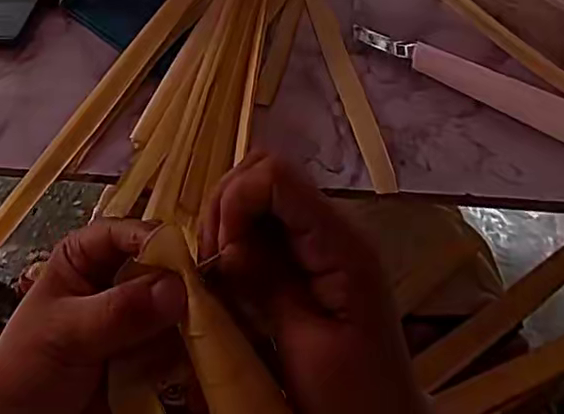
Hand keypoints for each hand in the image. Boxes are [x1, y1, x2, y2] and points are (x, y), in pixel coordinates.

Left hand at [0, 218, 187, 413]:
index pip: (127, 231)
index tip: (177, 260)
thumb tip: (172, 287)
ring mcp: (138, 316)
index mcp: (88, 255)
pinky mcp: (151, 352)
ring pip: (177, 303)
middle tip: (193, 302)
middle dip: (178, 283)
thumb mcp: (64, 335)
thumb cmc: (24, 376)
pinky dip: (187, 350)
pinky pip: (180, 341)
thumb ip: (116, 311)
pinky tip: (188, 361)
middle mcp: (120, 277)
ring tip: (192, 336)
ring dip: (186, 320)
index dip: (153, 240)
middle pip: (163, 264)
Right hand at [200, 153, 428, 413]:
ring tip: (216, 275)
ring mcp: (320, 237)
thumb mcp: (305, 350)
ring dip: (228, 223)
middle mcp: (332, 225)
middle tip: (209, 266)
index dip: (235, 201)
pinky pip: (264, 225)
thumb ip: (267, 288)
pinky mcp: (309, 254)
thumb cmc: (354, 399)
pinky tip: (229, 280)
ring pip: (260, 193)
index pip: (277, 176)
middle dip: (226, 207)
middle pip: (265, 172)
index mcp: (340, 241)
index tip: (217, 256)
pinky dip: (237, 242)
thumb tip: (226, 245)